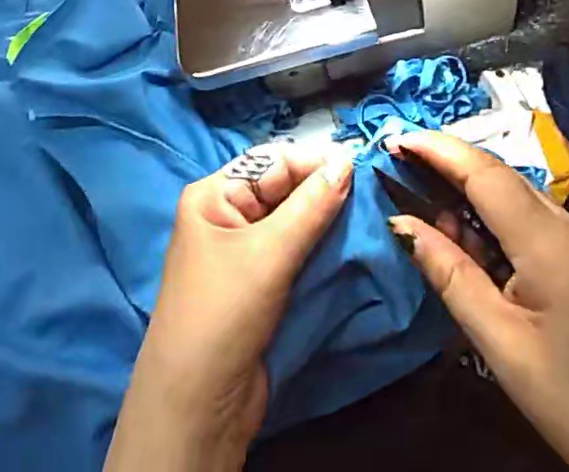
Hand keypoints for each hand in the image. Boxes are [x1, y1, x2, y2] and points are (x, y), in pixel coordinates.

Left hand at [105, 145, 355, 471]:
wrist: (198, 409)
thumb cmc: (224, 314)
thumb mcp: (270, 253)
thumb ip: (313, 204)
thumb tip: (348, 159)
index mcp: (213, 195)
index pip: (273, 162)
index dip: (316, 162)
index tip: (362, 166)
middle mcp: (227, 214)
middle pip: (285, 187)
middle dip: (324, 189)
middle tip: (370, 190)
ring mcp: (244, 248)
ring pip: (296, 217)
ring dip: (328, 217)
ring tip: (368, 211)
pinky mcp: (261, 279)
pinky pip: (297, 246)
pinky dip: (322, 242)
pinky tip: (350, 239)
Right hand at [385, 132, 568, 471]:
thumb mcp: (501, 344)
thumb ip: (451, 276)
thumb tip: (403, 224)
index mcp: (549, 241)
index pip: (486, 174)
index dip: (439, 150)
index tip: (395, 140)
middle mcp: (568, 225)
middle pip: (500, 176)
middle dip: (448, 166)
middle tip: (399, 175)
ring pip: (513, 196)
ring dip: (468, 197)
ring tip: (426, 219)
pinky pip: (528, 220)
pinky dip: (491, 221)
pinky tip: (469, 245)